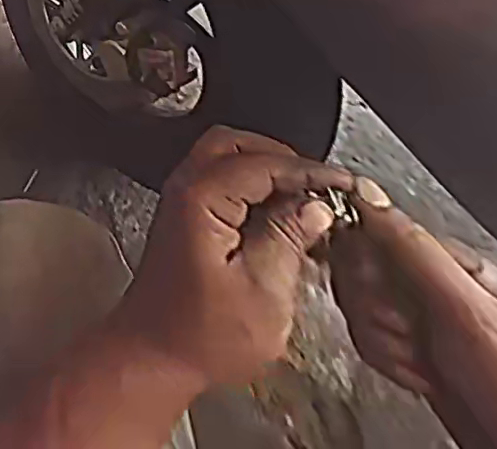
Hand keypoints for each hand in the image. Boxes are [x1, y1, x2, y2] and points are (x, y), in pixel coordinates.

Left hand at [106, 127, 352, 389]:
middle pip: (235, 143)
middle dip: (281, 157)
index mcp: (200, 199)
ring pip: (225, 156)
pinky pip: (220, 178)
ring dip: (266, 167)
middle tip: (321, 182)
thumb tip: (315, 204)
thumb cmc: (201, 334)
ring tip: (306, 198)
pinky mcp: (186, 213)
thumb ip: (287, 239)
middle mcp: (184, 188)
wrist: (155, 352)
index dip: (306, 170)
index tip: (341, 181)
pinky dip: (251, 184)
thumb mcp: (262, 293)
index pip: (259, 163)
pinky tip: (280, 214)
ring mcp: (181, 198)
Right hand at [329, 191, 496, 448]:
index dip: (363, 258)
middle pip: (360, 269)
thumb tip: (368, 194)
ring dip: (381, 338)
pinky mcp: (417, 357)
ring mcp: (426, 325)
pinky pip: (371, 340)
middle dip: (373, 305)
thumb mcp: (476, 315)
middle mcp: (435, 288)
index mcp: (452, 263)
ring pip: (361, 306)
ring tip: (421, 362)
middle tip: (408, 331)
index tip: (379, 288)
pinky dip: (386, 361)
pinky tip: (418, 377)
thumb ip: (417, 252)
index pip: (373, 230)